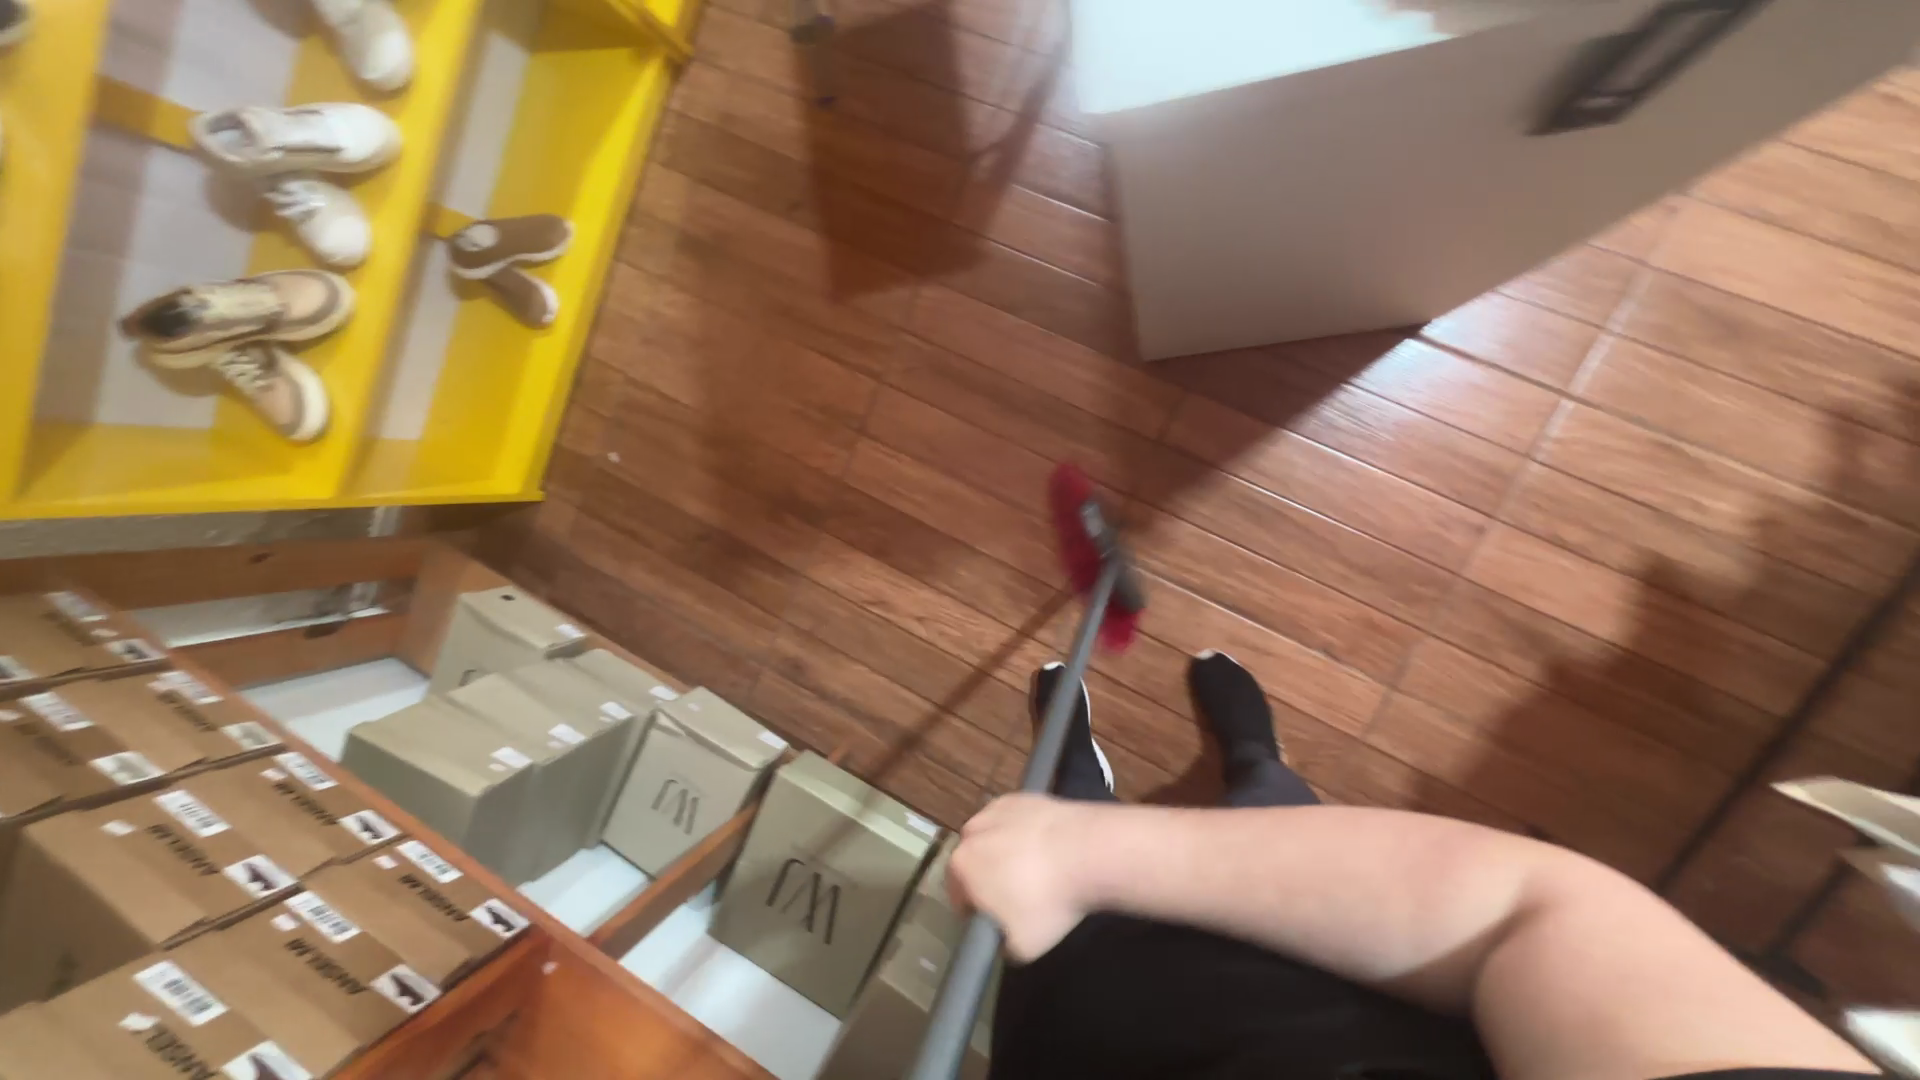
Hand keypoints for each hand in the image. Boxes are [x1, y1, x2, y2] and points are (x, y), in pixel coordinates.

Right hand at [947, 794, 1106, 961]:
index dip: (977, 911)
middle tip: (1019, 894)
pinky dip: (1022, 830)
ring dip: (1004, 850)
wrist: (1088, 851)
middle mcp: (971, 833)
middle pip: (973, 862)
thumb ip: (1002, 944)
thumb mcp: (1022, 948)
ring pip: (991, 837)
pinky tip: (1045, 844)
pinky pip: (1013, 819)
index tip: (999, 918)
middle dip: (989, 877)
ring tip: (1036, 867)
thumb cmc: (1048, 902)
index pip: (959, 896)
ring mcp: (995, 809)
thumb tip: (1003, 938)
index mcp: (961, 867)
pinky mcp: (1020, 795)